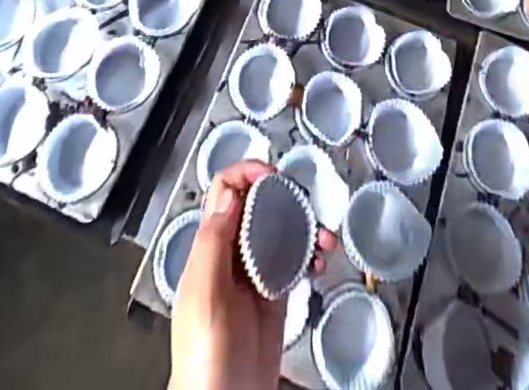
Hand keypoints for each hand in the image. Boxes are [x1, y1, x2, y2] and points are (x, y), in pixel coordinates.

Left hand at [169, 160, 336, 389]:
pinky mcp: (274, 294)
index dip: (246, 173)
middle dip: (283, 195)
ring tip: (324, 235)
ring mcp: (254, 273)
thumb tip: (230, 192)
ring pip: (280, 230)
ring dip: (304, 224)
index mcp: (209, 246)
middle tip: (304, 199)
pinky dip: (311, 254)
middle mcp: (232, 253)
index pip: (225, 190)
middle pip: (257, 204)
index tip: (272, 173)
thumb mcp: (204, 293)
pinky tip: (320, 260)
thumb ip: (214, 241)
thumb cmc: (204, 355)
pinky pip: (294, 261)